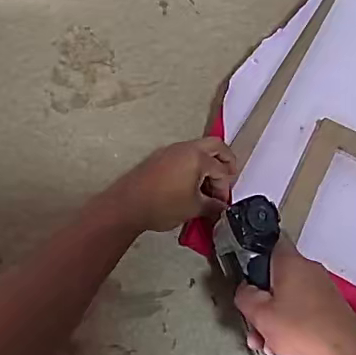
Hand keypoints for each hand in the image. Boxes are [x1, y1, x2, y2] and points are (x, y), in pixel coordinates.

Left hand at [106, 138, 236, 232]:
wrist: (127, 206)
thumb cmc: (160, 205)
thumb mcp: (193, 208)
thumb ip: (212, 206)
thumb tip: (219, 206)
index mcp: (197, 157)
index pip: (222, 170)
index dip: (225, 188)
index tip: (221, 203)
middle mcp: (184, 149)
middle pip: (215, 146)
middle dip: (225, 161)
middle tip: (228, 176)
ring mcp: (170, 151)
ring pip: (198, 149)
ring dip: (208, 163)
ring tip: (208, 185)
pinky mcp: (159, 158)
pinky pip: (183, 155)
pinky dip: (192, 165)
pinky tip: (190, 184)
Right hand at [233, 241, 355, 354]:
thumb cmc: (309, 334)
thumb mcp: (260, 316)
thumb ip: (245, 297)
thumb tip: (244, 292)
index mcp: (291, 263)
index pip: (269, 245)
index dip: (253, 259)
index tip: (246, 276)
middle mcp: (310, 272)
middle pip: (276, 279)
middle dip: (261, 303)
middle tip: (255, 321)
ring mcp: (323, 290)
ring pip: (288, 299)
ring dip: (274, 319)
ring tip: (269, 341)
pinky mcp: (331, 309)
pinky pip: (303, 312)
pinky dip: (291, 326)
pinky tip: (285, 347)